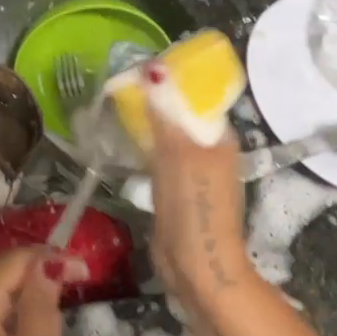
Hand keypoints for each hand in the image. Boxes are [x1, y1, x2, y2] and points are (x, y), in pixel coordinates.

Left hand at [0, 248, 73, 335]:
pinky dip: (16, 323)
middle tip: (75, 295)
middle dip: (40, 281)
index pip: (12, 261)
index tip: (86, 267)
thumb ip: (40, 310)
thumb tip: (50, 262)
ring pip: (0, 298)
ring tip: (57, 324)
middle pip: (4, 277)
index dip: (49, 258)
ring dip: (30, 304)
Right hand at [145, 65, 253, 324]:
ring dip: (145, 126)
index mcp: (220, 138)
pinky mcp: (176, 191)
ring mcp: (193, 173)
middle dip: (153, 102)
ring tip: (116, 112)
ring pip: (166, 137)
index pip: (196, 96)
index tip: (138, 71)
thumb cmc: (193, 205)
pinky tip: (123, 145)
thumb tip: (152, 69)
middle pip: (179, 115)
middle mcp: (210, 151)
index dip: (170, 81)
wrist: (196, 266)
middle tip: (120, 89)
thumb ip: (163, 111)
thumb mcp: (177, 152)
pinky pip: (158, 159)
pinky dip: (143, 149)